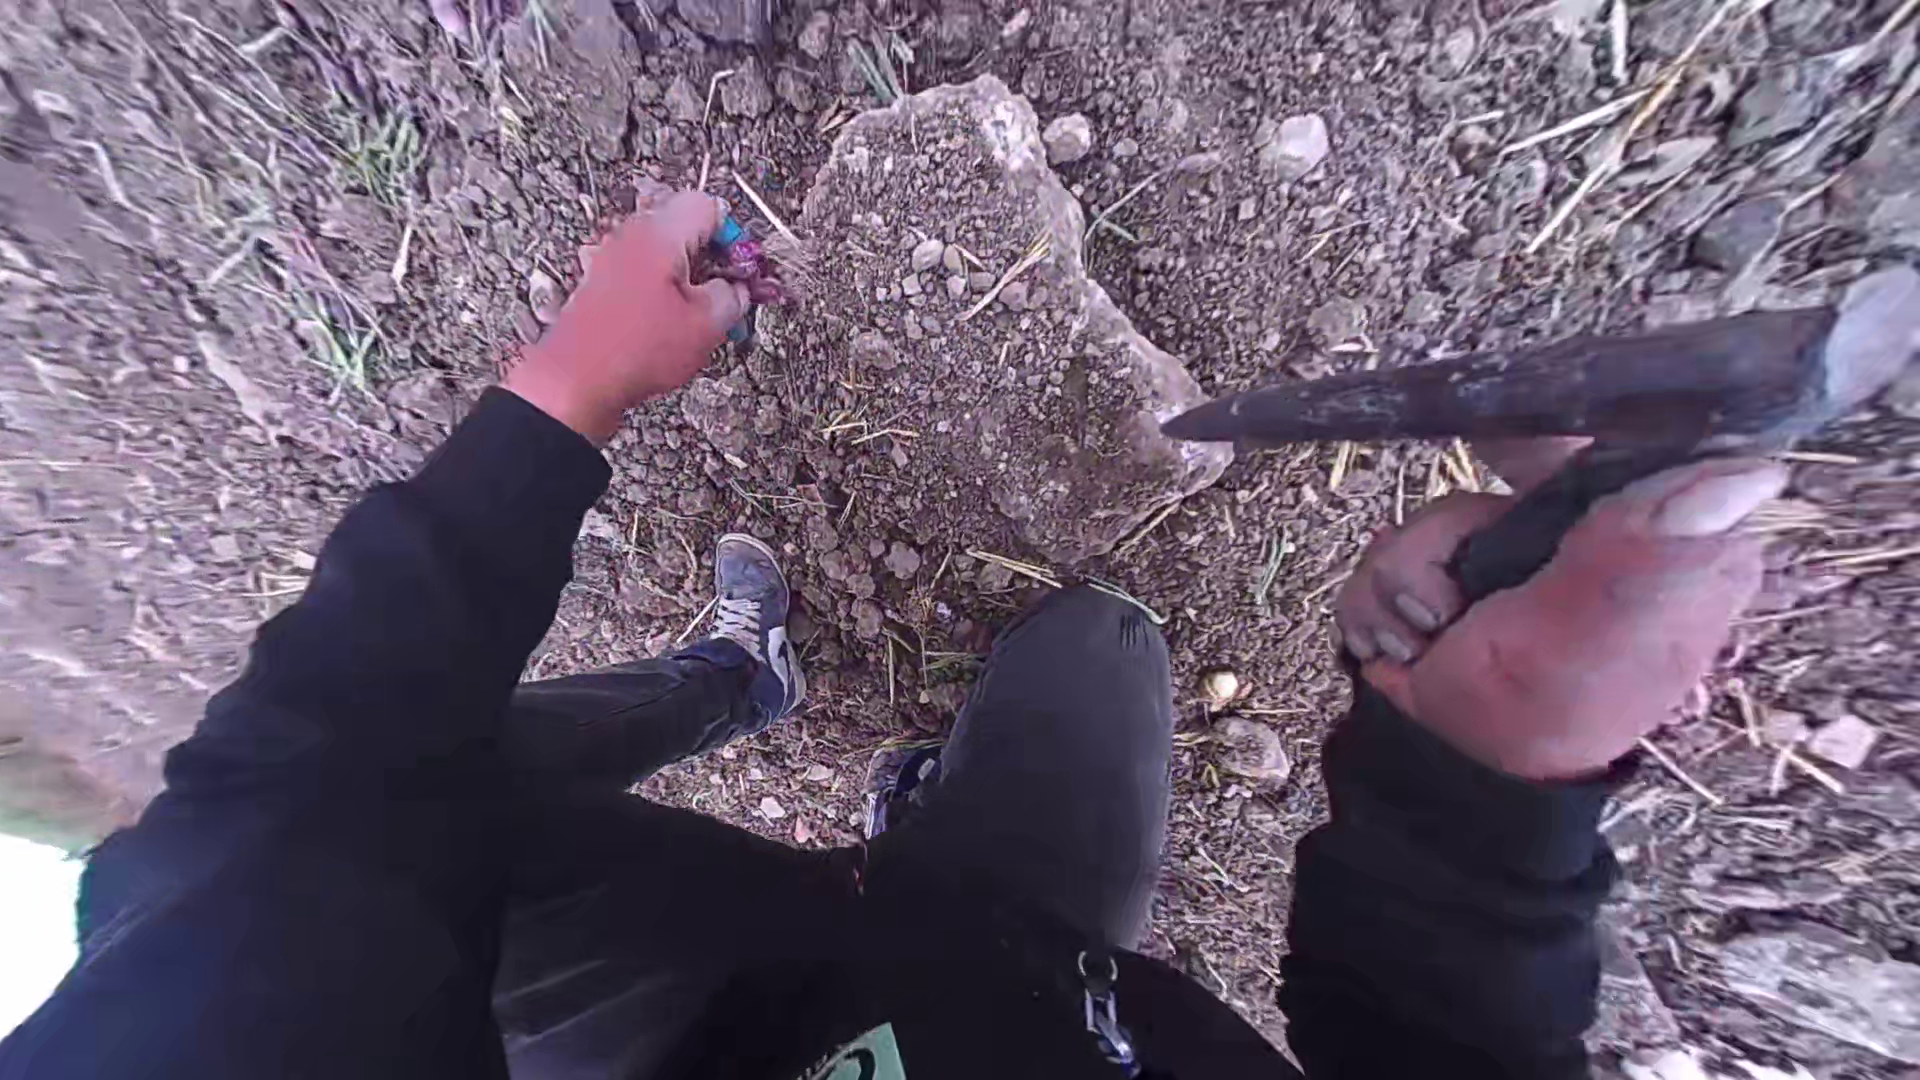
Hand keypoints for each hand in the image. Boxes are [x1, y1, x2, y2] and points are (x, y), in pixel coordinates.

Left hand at [504, 190, 749, 441]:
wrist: (580, 380)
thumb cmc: (637, 350)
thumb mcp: (707, 323)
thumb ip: (733, 296)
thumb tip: (738, 289)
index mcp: (658, 234)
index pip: (708, 206)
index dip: (736, 238)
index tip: (745, 271)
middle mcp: (631, 237)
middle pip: (688, 231)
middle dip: (718, 264)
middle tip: (735, 298)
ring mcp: (614, 260)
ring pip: (670, 258)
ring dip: (697, 284)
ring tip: (710, 322)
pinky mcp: (607, 286)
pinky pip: (650, 278)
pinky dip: (673, 297)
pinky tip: (681, 329)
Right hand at [1335, 445, 1784, 780]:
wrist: (1441, 753)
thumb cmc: (1529, 710)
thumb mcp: (1587, 641)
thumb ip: (1638, 560)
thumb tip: (1745, 471)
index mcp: (1634, 543)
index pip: (1600, 453)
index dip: (1531, 446)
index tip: (1480, 454)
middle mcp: (1559, 541)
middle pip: (1464, 500)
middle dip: (1423, 562)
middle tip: (1436, 618)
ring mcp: (1483, 559)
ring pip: (1404, 533)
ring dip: (1388, 598)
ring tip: (1409, 647)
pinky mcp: (1427, 577)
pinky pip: (1370, 563)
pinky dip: (1366, 609)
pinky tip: (1386, 646)